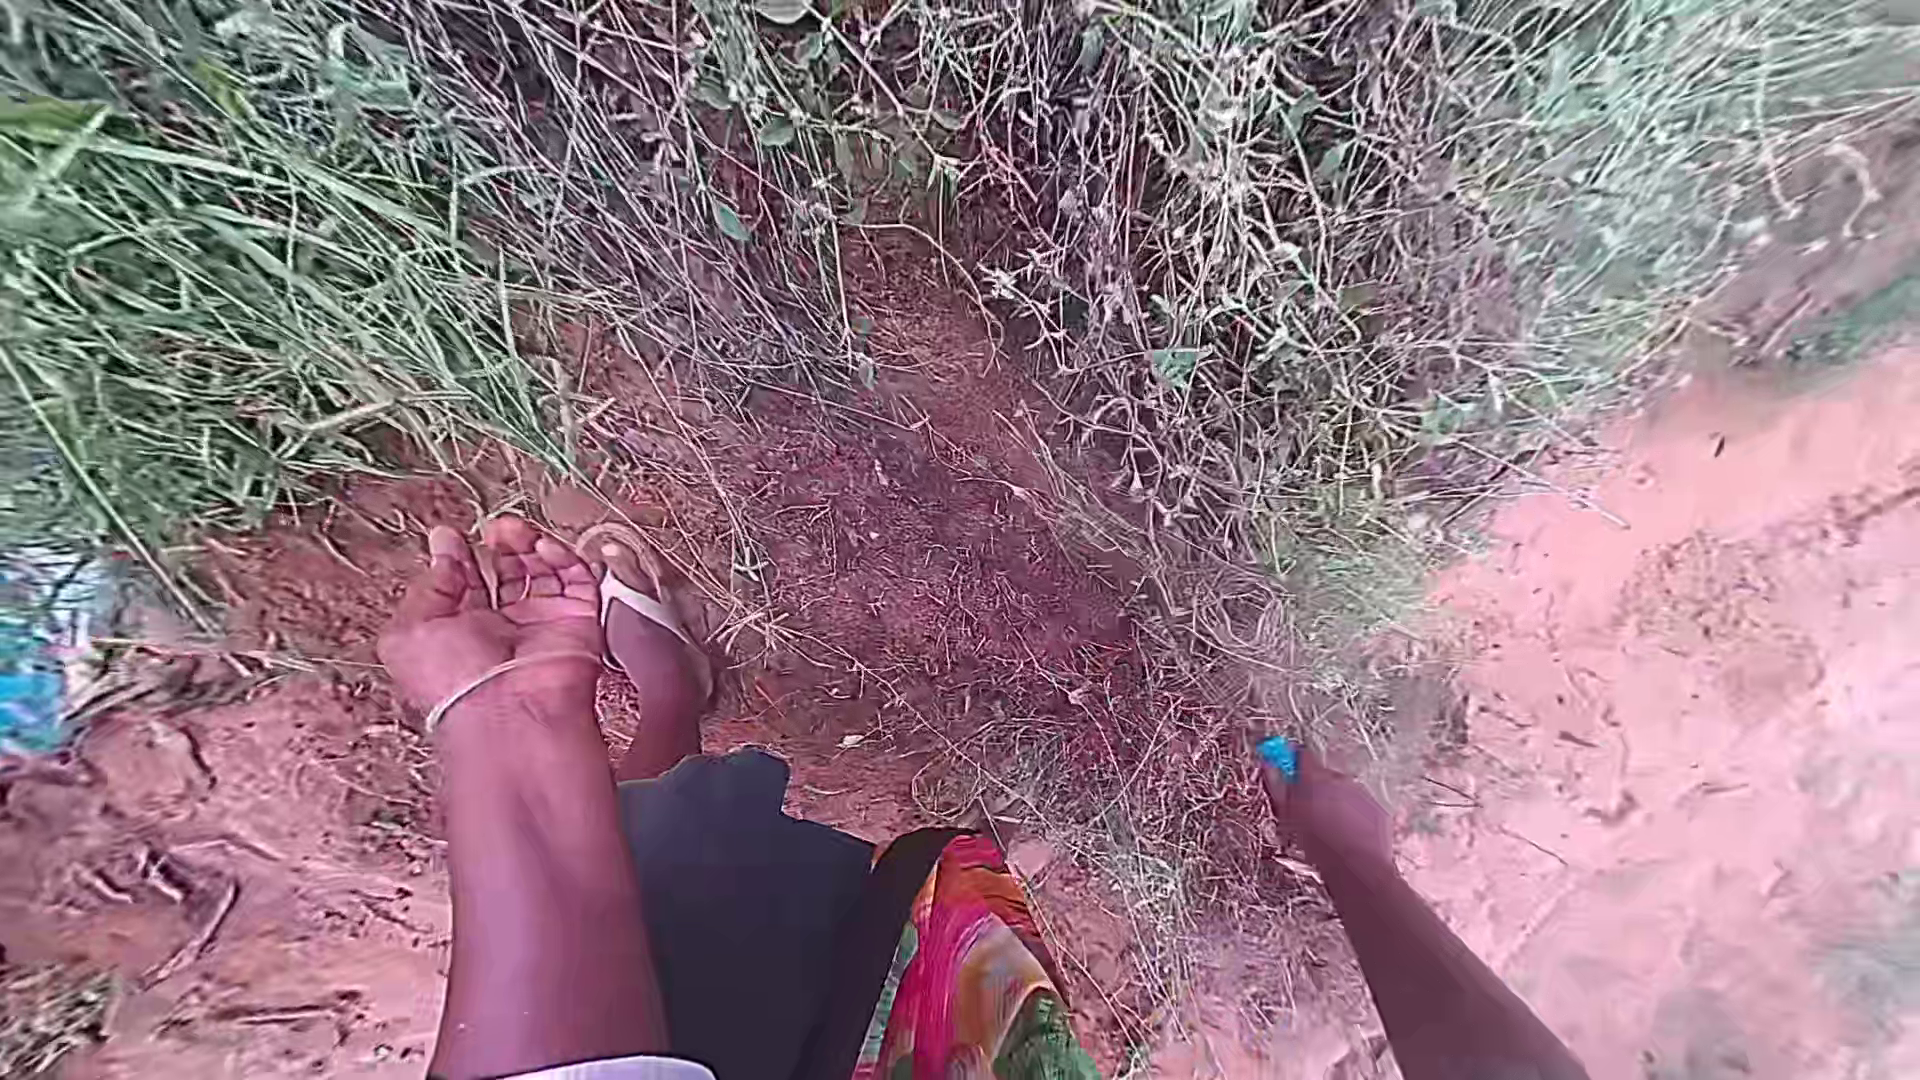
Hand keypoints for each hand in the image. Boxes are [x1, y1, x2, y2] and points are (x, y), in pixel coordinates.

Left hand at [378, 516, 602, 726]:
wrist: (510, 705)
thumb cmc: (454, 680)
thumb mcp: (410, 628)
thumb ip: (431, 584)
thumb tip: (445, 547)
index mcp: (464, 629)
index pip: (468, 582)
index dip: (462, 556)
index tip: (455, 535)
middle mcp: (507, 624)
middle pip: (511, 572)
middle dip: (502, 546)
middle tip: (497, 527)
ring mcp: (546, 619)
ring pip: (545, 570)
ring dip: (531, 545)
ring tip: (517, 530)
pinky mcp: (580, 617)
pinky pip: (578, 579)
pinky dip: (565, 558)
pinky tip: (545, 546)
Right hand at [1261, 743, 1392, 872]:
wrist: (1357, 868)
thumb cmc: (1318, 843)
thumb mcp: (1286, 813)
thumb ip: (1276, 784)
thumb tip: (1269, 766)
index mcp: (1314, 776)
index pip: (1301, 753)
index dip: (1292, 761)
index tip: (1287, 769)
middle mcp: (1339, 779)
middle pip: (1322, 773)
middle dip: (1314, 785)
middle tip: (1306, 806)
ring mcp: (1361, 793)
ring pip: (1342, 789)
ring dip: (1334, 800)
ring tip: (1328, 824)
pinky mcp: (1378, 809)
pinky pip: (1361, 804)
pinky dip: (1353, 813)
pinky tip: (1346, 831)